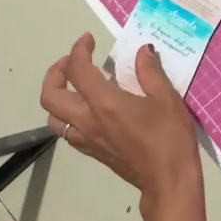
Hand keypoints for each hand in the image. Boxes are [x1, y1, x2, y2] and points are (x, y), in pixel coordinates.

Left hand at [39, 33, 201, 200]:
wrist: (168, 180)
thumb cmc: (170, 138)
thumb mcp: (167, 99)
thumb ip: (150, 72)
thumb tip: (142, 51)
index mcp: (104, 103)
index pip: (77, 70)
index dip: (79, 50)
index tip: (89, 40)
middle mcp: (88, 120)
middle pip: (50, 95)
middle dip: (55, 73)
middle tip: (74, 63)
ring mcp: (87, 138)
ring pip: (53, 117)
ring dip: (57, 97)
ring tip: (76, 87)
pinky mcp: (93, 152)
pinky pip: (67, 132)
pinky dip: (69, 116)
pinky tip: (89, 111)